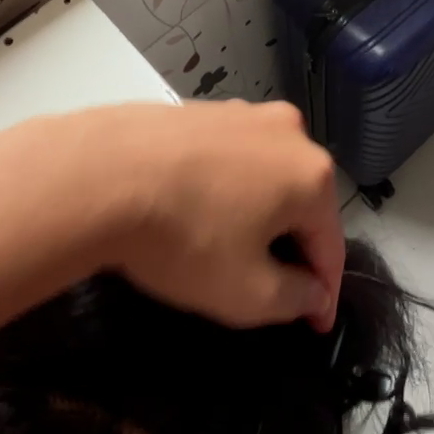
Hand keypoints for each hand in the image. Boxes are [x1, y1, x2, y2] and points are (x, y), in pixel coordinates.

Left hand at [95, 100, 344, 331]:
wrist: (102, 173)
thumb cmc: (185, 236)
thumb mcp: (246, 294)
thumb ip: (294, 298)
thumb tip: (314, 292)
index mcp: (312, 174)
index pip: (331, 244)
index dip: (325, 292)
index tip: (317, 324)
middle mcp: (289, 132)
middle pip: (302, 203)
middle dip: (293, 247)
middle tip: (273, 288)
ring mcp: (244, 113)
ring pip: (265, 176)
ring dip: (258, 214)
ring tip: (230, 249)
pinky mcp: (204, 108)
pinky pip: (230, 158)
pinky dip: (225, 188)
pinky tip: (196, 211)